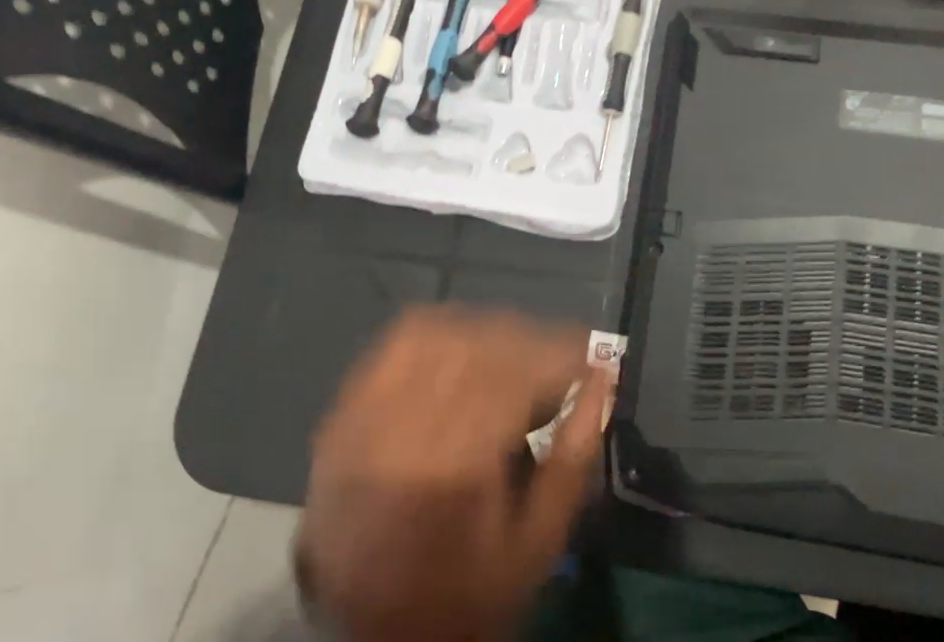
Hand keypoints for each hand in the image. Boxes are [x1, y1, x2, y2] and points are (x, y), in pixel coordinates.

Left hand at [296, 306, 610, 641]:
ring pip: (431, 334)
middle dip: (529, 339)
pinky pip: (389, 350)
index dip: (562, 354)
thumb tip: (602, 384)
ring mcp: (364, 419)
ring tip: (513, 352)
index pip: (516, 373)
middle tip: (560, 357)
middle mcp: (403, 429)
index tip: (592, 360)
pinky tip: (461, 351)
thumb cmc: (467, 594)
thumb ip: (574, 459)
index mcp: (455, 465)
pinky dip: (434, 336)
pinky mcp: (341, 418)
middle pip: (475, 344)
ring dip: (483, 331)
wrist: (370, 634)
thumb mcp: (537, 544)